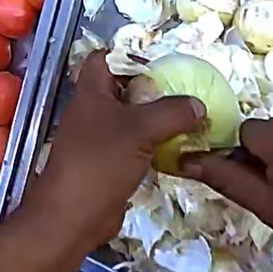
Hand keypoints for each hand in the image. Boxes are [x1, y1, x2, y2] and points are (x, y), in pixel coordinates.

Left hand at [24, 52, 204, 249]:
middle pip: (123, 88)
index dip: (129, 57)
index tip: (159, 67)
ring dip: (155, 120)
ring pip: (131, 118)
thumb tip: (198, 105)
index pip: (105, 58)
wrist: (74, 214)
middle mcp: (92, 109)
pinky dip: (152, 145)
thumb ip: (171, 113)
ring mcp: (98, 137)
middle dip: (151, 90)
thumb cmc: (100, 160)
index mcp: (91, 90)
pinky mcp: (108, 162)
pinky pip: (134, 144)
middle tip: (181, 94)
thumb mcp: (140, 129)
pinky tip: (176, 150)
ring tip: (186, 121)